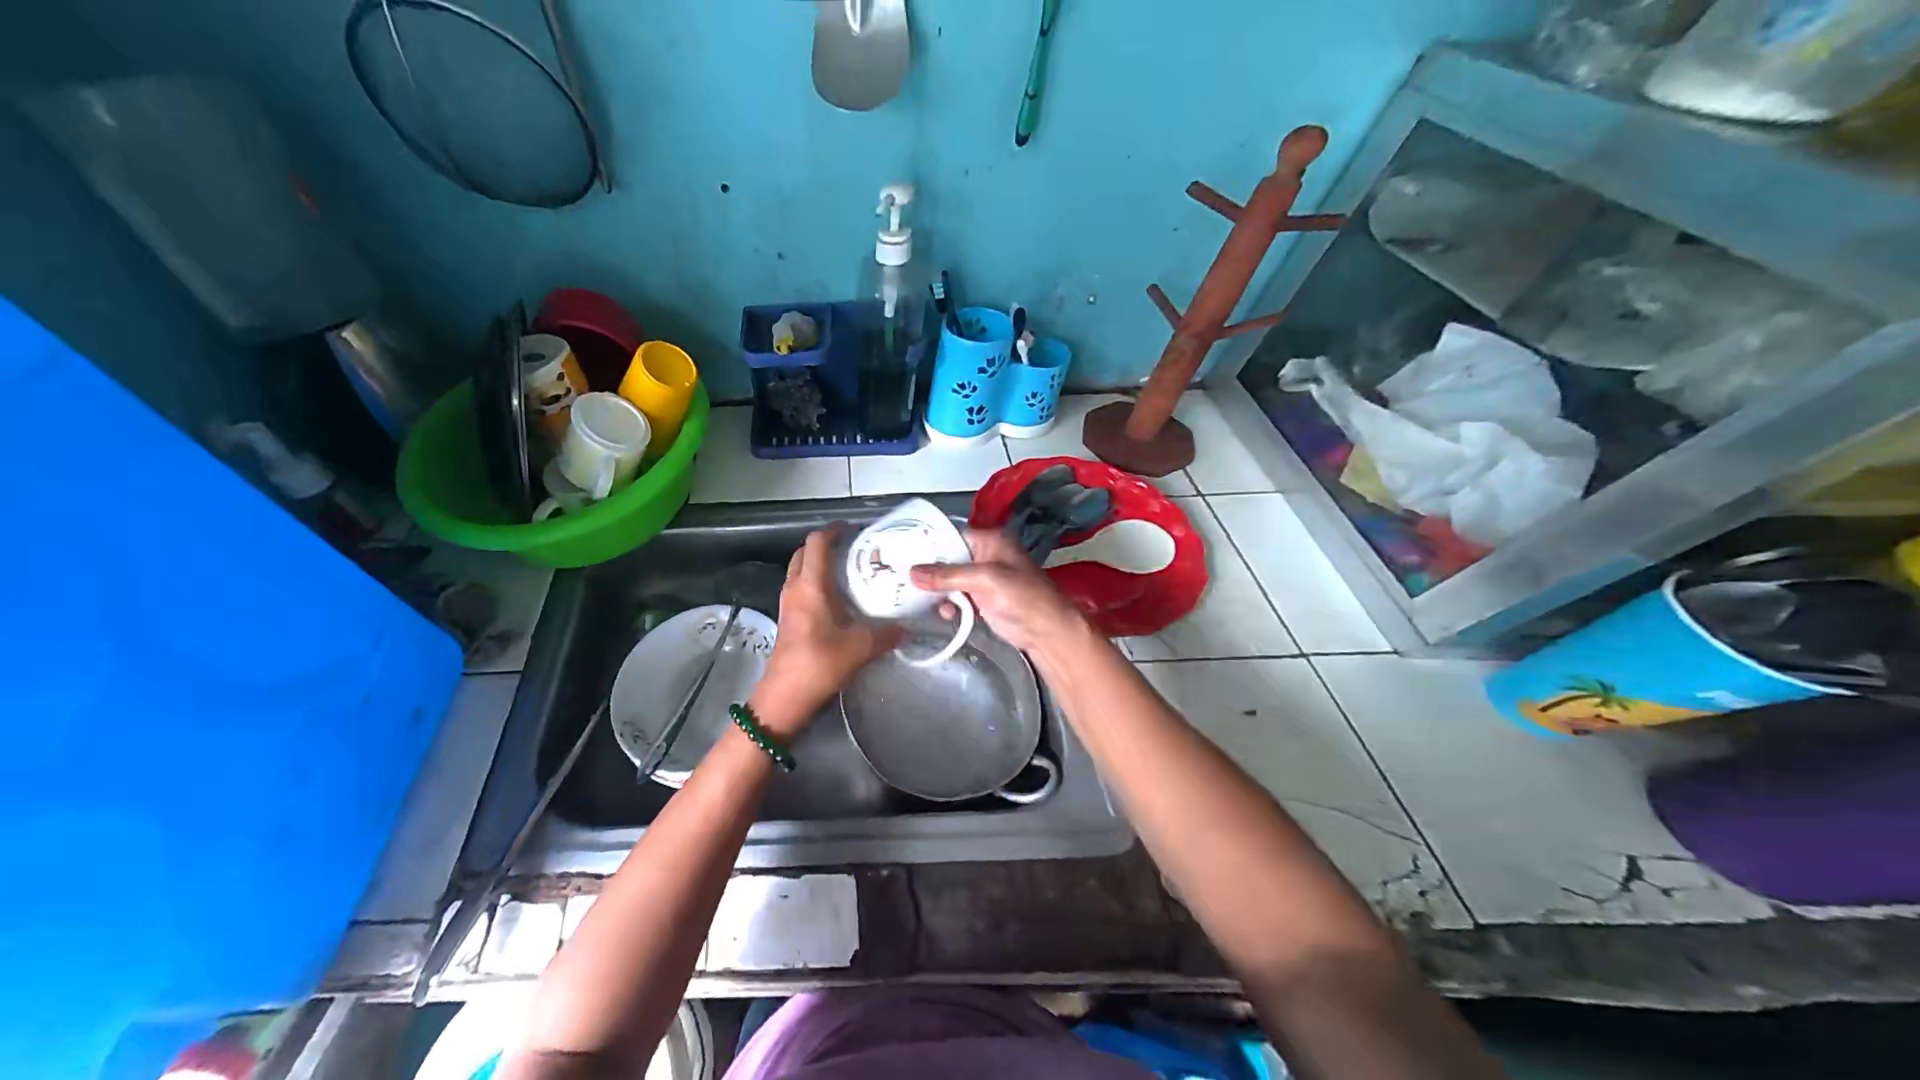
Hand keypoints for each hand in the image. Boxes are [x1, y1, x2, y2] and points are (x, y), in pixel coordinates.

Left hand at [753, 527, 900, 731]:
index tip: (856, 529)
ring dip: (821, 564)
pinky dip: (818, 583)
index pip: (817, 542)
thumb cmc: (820, 663)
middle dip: (828, 544)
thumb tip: (910, 627)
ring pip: (801, 570)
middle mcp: (795, 587)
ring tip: (851, 570)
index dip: (835, 530)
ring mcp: (788, 603)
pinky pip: (802, 588)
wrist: (786, 696)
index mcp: (810, 585)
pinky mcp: (789, 618)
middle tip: (856, 548)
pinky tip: (842, 598)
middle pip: (806, 552)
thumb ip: (888, 633)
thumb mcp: (862, 646)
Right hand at [910, 529, 1089, 655]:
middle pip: (948, 558)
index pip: (952, 535)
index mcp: (990, 540)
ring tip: (925, 601)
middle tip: (904, 579)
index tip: (903, 553)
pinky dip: (949, 604)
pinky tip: (945, 614)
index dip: (929, 544)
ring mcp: (983, 579)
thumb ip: (949, 576)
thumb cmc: (1023, 596)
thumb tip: (912, 573)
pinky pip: (957, 596)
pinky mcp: (981, 599)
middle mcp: (985, 555)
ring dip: (939, 591)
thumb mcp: (985, 580)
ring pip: (950, 580)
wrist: (1047, 630)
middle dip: (930, 571)